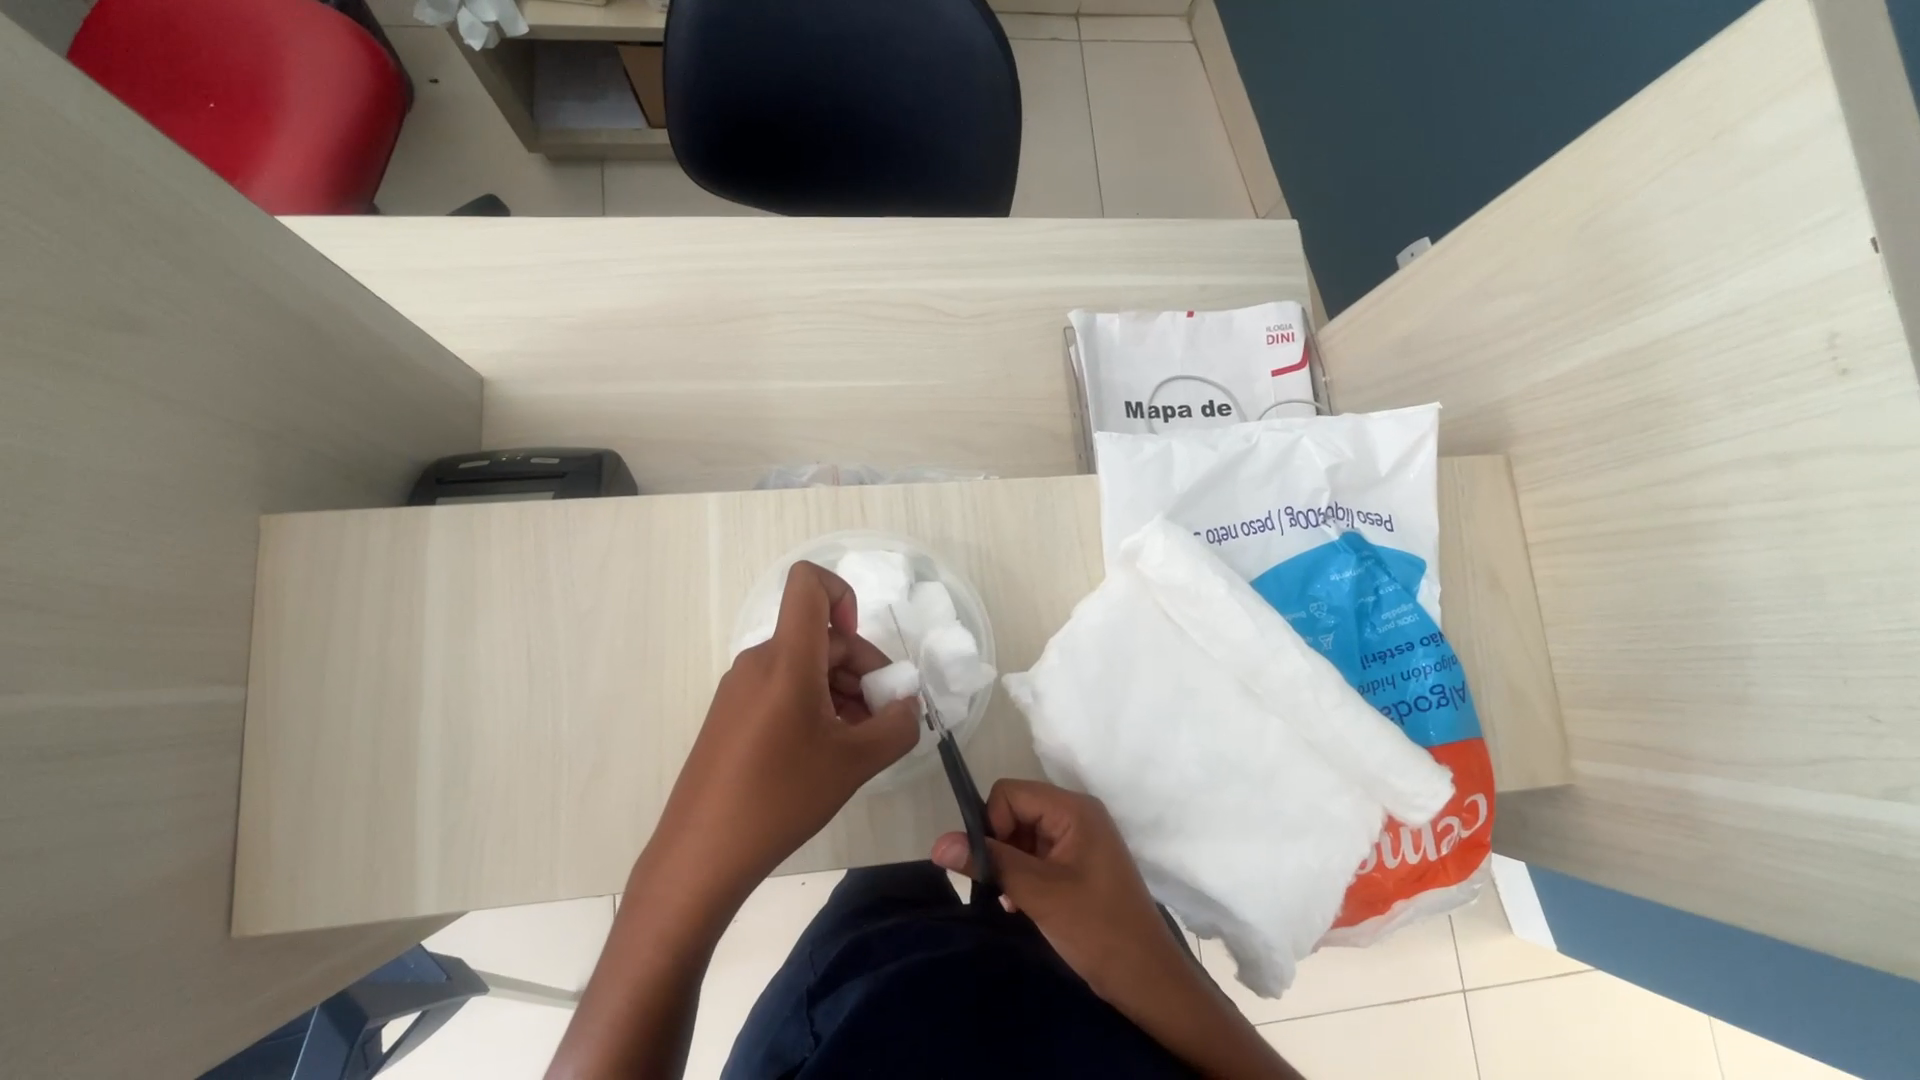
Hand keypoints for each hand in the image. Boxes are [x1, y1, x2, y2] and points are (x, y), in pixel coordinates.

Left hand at [652, 561, 920, 895]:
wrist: (701, 854)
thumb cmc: (780, 797)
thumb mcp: (854, 763)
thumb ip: (896, 727)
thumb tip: (907, 708)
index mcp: (786, 659)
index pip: (809, 582)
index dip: (845, 595)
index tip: (863, 653)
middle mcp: (759, 662)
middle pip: (820, 637)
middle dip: (861, 670)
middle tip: (882, 722)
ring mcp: (740, 690)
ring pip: (804, 668)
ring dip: (841, 693)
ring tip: (858, 746)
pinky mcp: (731, 717)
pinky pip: (783, 691)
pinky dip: (814, 708)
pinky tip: (826, 756)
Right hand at [931, 779, 1187, 998]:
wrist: (1146, 979)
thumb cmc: (1097, 929)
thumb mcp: (1038, 893)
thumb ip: (990, 862)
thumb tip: (938, 843)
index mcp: (1074, 810)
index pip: (1010, 793)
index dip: (991, 823)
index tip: (991, 865)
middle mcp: (1077, 816)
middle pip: (1015, 811)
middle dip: (998, 846)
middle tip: (997, 887)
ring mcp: (1078, 841)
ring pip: (1022, 836)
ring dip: (1008, 865)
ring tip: (1010, 901)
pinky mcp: (1077, 866)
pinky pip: (1036, 856)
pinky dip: (1021, 876)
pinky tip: (1018, 906)